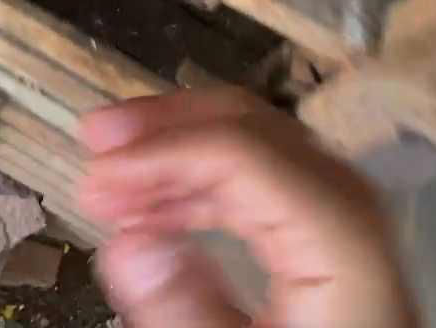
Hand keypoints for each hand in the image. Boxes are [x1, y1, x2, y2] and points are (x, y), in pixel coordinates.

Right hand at [78, 89, 416, 327]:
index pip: (240, 150)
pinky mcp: (315, 221)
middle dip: (162, 127)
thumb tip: (124, 247)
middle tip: (96, 137)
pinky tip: (146, 209)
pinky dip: (193, 186)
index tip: (99, 170)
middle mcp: (340, 195)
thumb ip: (188, 309)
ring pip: (240, 144)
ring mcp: (330, 202)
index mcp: (339, 226)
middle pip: (242, 126)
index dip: (161, 150)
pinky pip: (247, 181)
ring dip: (169, 155)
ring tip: (106, 179)